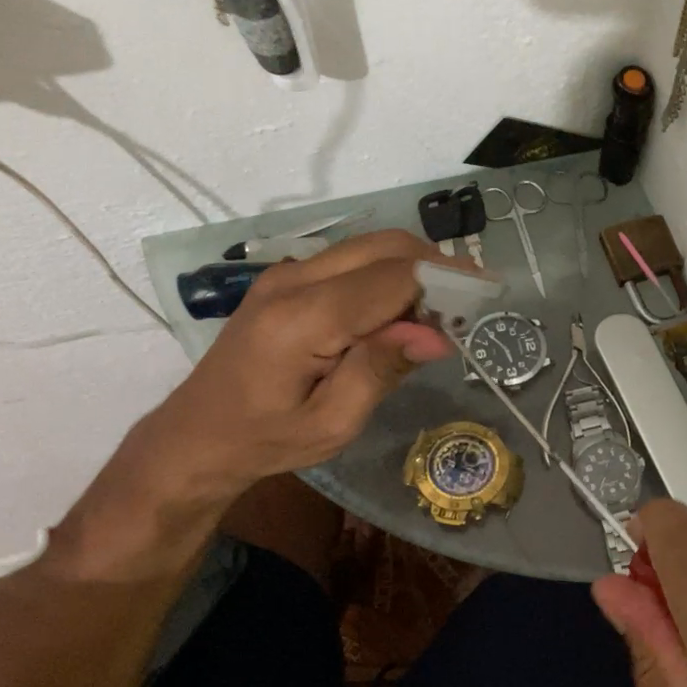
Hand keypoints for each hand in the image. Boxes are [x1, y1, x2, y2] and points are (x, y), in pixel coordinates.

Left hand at [131, 231, 453, 504]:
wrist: (198, 435)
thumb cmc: (267, 440)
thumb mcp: (333, 423)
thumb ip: (380, 371)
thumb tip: (436, 335)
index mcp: (303, 319)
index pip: (393, 278)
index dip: (446, 279)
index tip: (488, 293)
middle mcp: (293, 281)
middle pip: (385, 246)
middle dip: (438, 265)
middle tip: (473, 301)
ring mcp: (287, 275)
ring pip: (371, 246)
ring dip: (416, 268)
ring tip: (445, 311)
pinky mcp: (288, 281)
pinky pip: (353, 260)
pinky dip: (391, 274)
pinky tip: (405, 312)